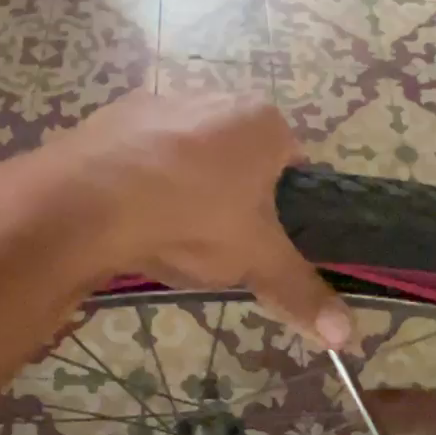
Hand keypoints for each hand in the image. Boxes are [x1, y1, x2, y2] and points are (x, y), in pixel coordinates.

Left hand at [19, 90, 351, 350]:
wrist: (87, 200)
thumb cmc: (192, 218)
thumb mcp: (255, 259)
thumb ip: (301, 291)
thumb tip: (348, 338)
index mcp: (261, 121)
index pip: (293, 161)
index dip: (284, 203)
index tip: (265, 238)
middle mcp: (214, 96)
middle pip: (237, 154)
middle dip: (232, 194)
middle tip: (217, 240)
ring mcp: (158, 101)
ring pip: (187, 151)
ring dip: (184, 184)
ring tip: (167, 231)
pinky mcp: (111, 115)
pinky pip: (140, 152)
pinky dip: (140, 178)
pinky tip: (128, 213)